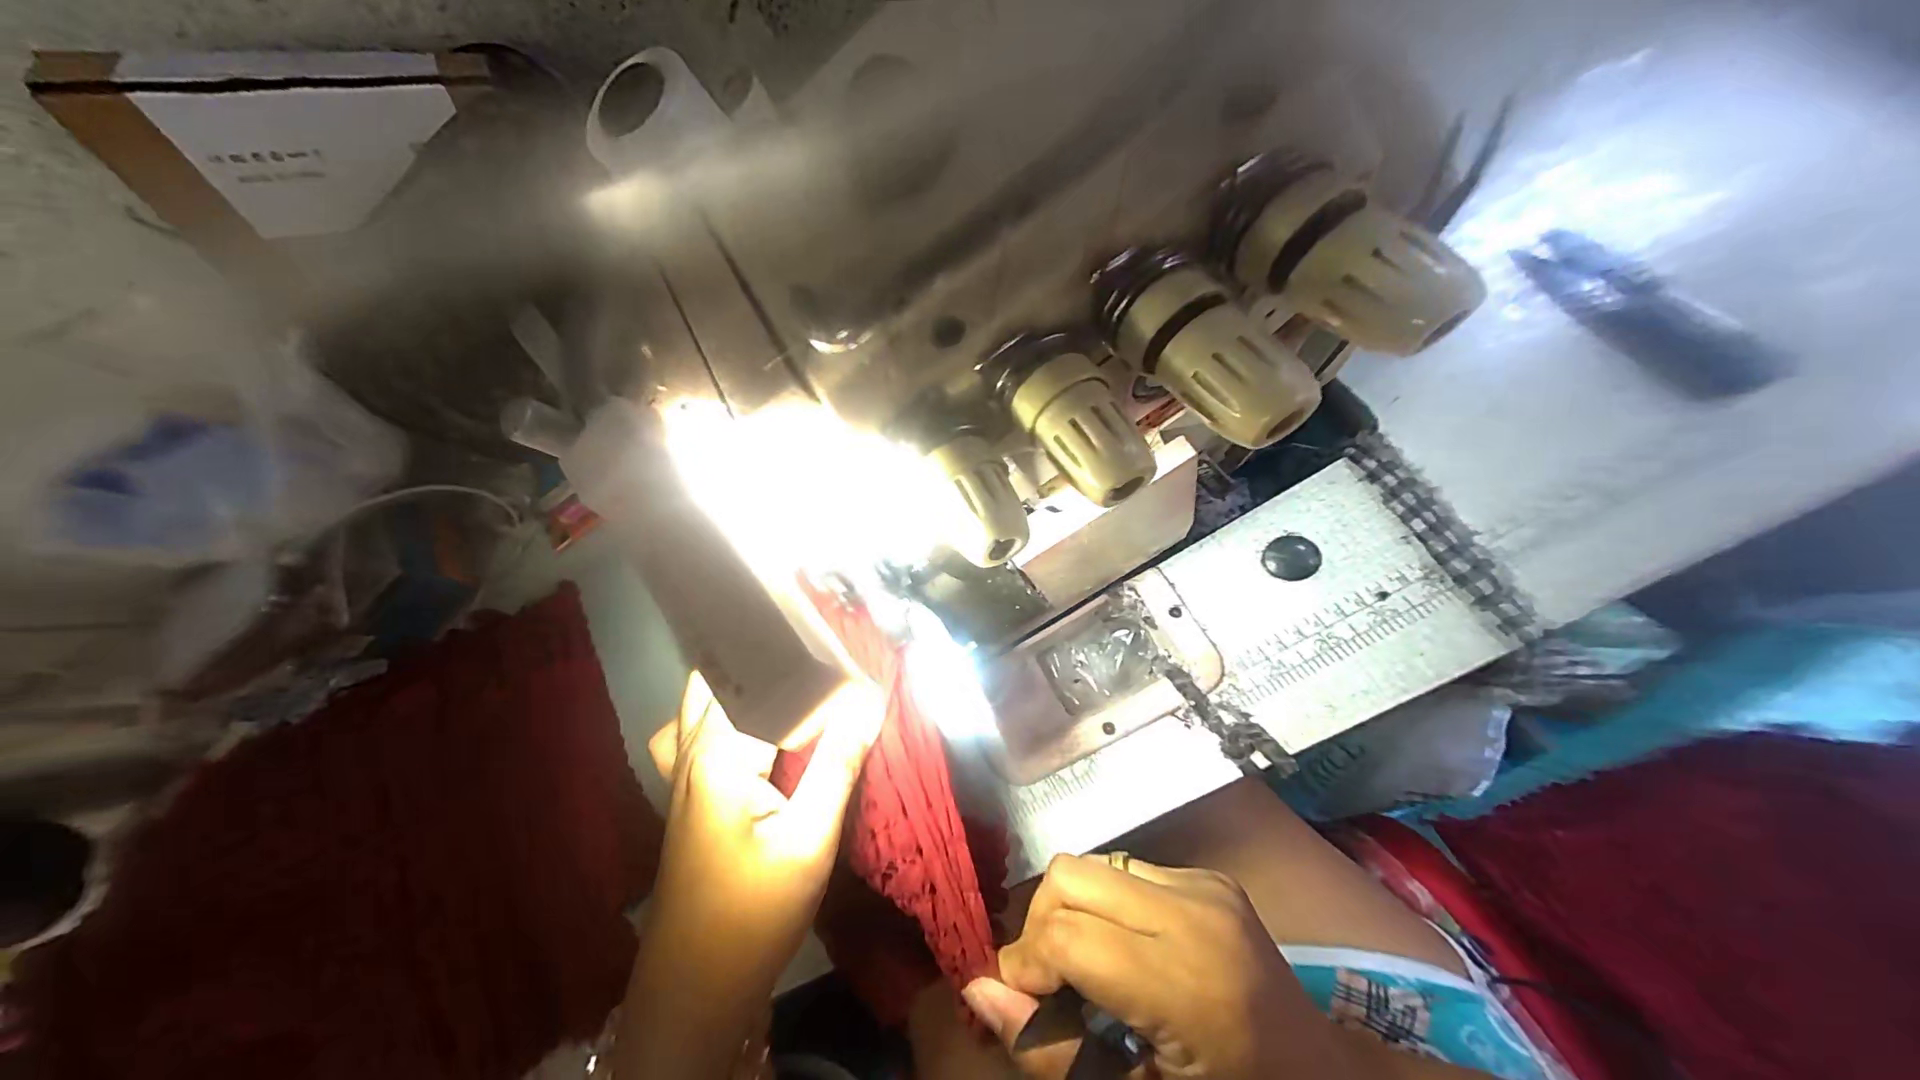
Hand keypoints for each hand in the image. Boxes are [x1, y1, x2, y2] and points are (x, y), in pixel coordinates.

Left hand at [616, 670, 881, 1078]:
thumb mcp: (809, 840)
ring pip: (705, 698)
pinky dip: (726, 710)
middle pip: (722, 675)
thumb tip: (869, 702)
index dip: (805, 656)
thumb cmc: (754, 912)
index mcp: (719, 754)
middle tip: (824, 650)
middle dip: (770, 655)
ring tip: (796, 672)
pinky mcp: (688, 792)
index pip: (762, 678)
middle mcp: (693, 751)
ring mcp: (683, 772)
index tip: (846, 646)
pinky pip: (698, 729)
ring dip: (747, 679)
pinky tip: (758, 725)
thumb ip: (837, 764)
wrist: (696, 984)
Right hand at [962, 854, 1361, 1079]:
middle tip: (1054, 982)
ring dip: (1071, 910)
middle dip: (1040, 925)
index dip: (1027, 966)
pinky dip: (1107, 904)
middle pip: (1069, 876)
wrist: (1320, 1077)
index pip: (1066, 935)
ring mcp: (1205, 884)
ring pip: (1093, 865)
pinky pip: (1128, 869)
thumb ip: (1051, 1051)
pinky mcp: (1210, 876)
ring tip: (1090, 966)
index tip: (1028, 1003)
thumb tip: (978, 991)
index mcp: (1185, 981)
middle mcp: (1194, 911)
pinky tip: (1131, 950)